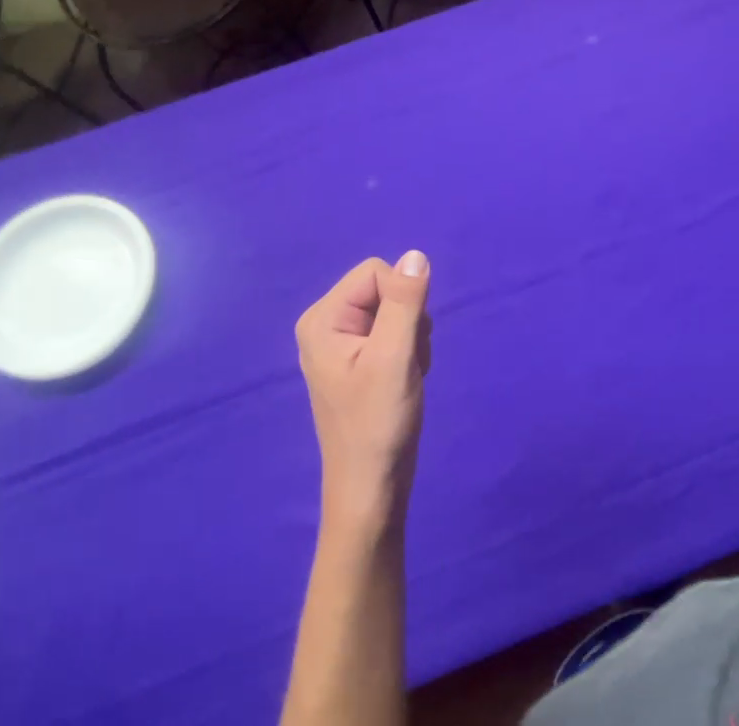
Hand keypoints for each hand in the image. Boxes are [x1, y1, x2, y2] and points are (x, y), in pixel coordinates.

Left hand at [295, 251, 431, 523]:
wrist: (373, 484)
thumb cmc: (379, 422)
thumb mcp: (395, 356)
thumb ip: (405, 302)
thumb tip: (416, 255)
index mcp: (323, 318)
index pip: (377, 271)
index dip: (403, 299)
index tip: (404, 340)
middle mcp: (328, 325)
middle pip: (387, 290)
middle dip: (409, 321)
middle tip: (404, 362)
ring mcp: (344, 345)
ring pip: (398, 312)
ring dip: (413, 340)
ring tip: (404, 376)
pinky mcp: (361, 362)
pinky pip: (397, 334)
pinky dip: (410, 354)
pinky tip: (404, 382)